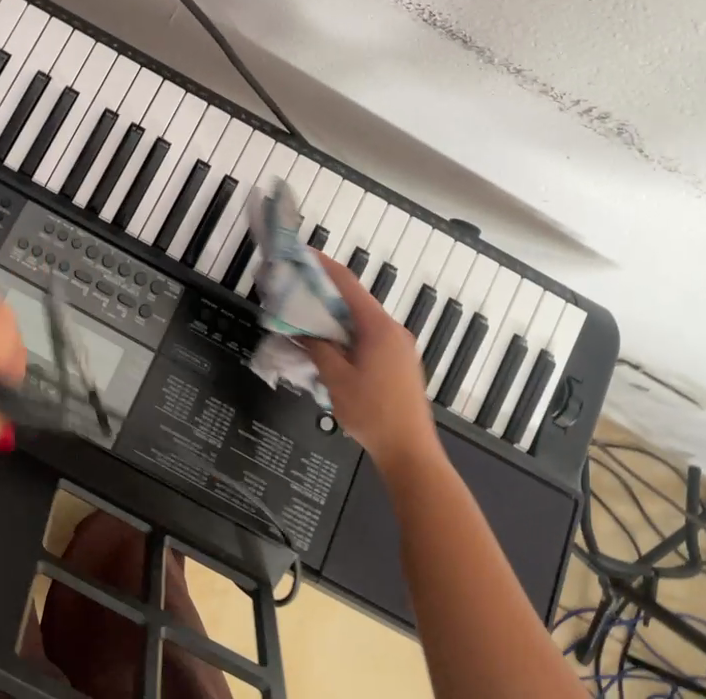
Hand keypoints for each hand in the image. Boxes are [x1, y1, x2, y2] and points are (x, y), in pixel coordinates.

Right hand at [299, 255, 442, 471]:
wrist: (410, 452)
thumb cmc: (373, 414)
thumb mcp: (336, 379)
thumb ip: (317, 348)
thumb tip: (301, 329)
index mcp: (379, 327)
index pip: (347, 284)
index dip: (322, 266)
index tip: (301, 254)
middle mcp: (392, 330)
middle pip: (354, 299)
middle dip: (324, 291)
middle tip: (295, 286)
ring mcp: (398, 346)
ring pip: (360, 319)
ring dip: (333, 314)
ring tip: (304, 313)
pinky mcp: (398, 362)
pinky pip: (367, 335)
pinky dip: (345, 331)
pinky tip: (326, 341)